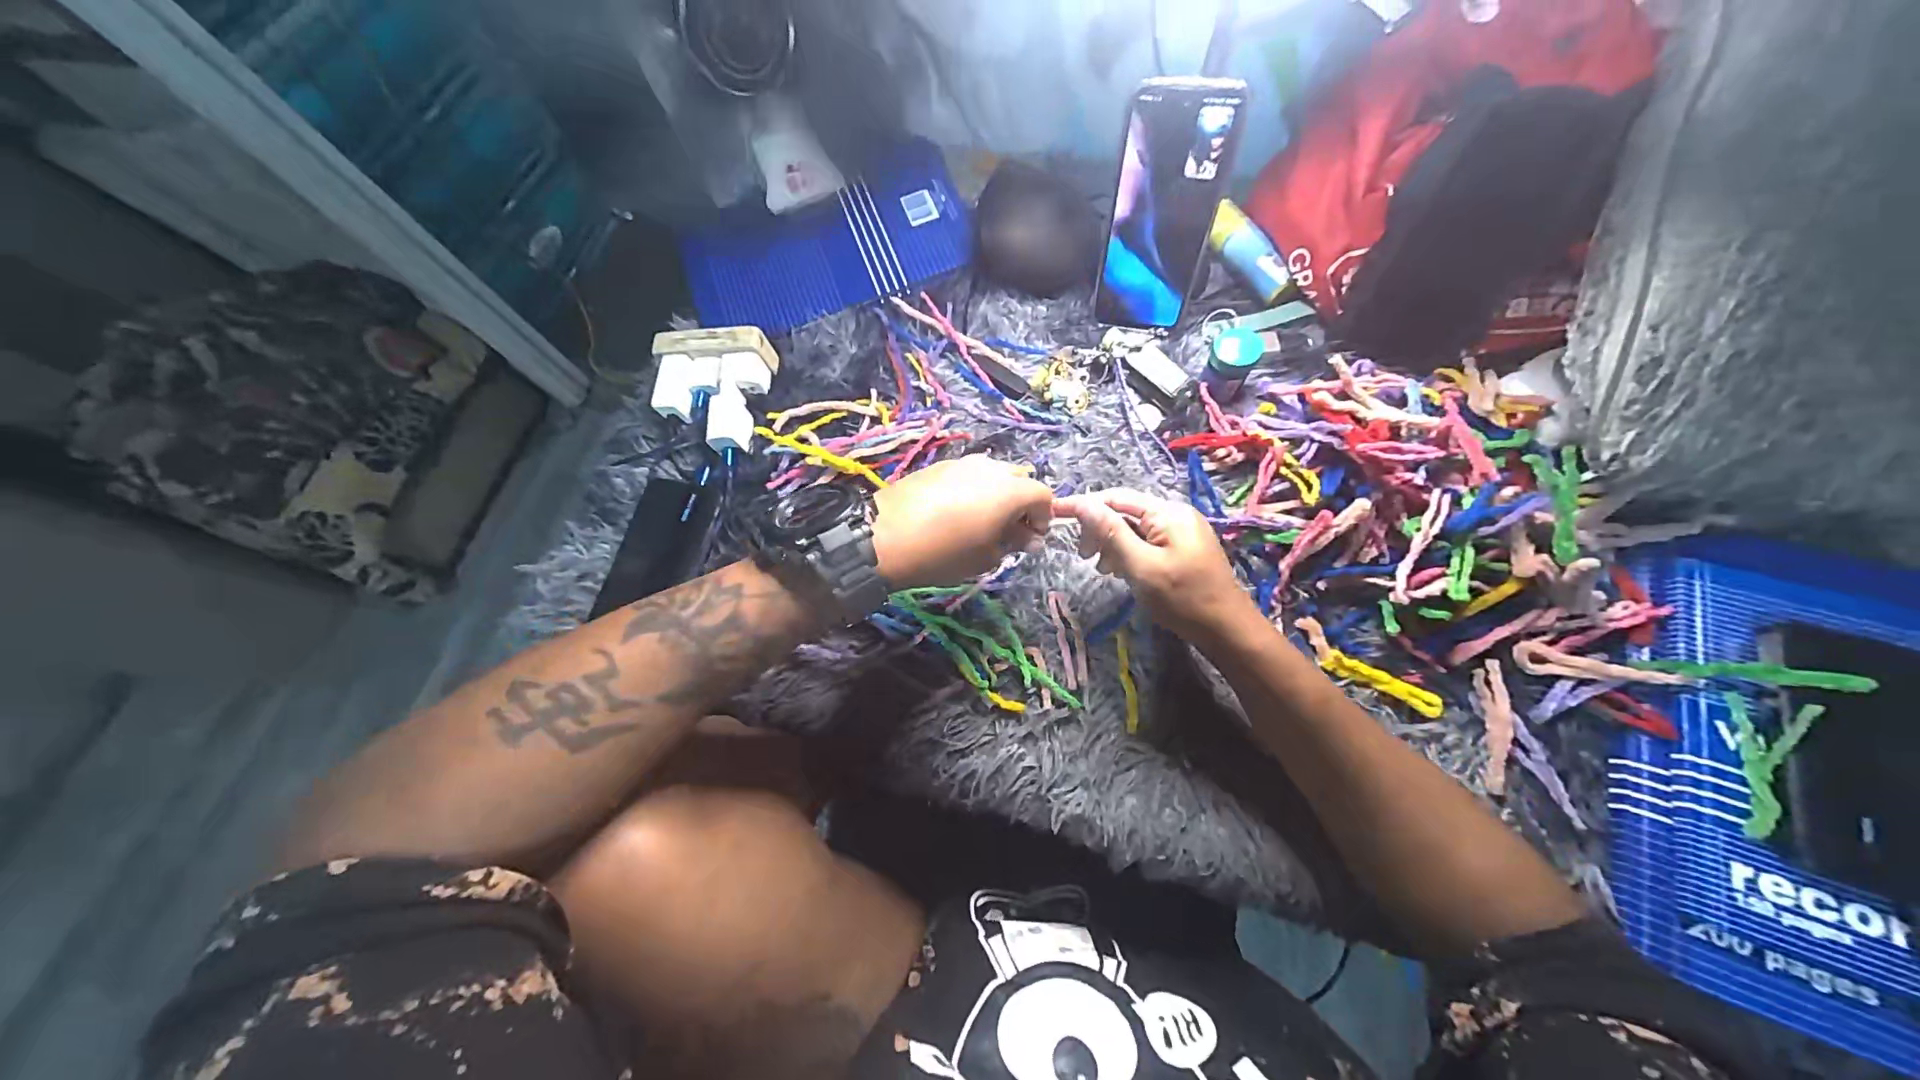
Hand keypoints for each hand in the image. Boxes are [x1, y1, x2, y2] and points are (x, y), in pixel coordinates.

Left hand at [872, 455, 1053, 587]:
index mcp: (1011, 490)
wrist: (886, 536)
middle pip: (1020, 479)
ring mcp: (963, 462)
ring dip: (997, 494)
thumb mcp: (986, 558)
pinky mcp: (939, 465)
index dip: (1043, 517)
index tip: (1032, 538)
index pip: (1043, 495)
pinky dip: (974, 489)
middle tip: (1010, 529)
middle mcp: (991, 468)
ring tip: (982, 520)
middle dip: (1022, 502)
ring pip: (993, 473)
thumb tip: (1028, 538)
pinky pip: (968, 474)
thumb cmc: (945, 553)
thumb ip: (1013, 543)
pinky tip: (957, 512)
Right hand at [1053, 488, 1258, 640]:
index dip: (1082, 505)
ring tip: (1101, 568)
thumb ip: (1111, 533)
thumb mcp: (1141, 566)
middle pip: (1124, 510)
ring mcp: (1182, 531)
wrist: (1228, 630)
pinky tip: (1120, 571)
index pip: (1114, 498)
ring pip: (1134, 527)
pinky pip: (1146, 541)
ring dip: (1111, 543)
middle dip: (1098, 528)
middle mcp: (1175, 514)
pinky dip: (1127, 552)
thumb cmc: (1183, 599)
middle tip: (1083, 556)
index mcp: (1167, 512)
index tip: (1053, 513)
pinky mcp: (1183, 548)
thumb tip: (1082, 504)